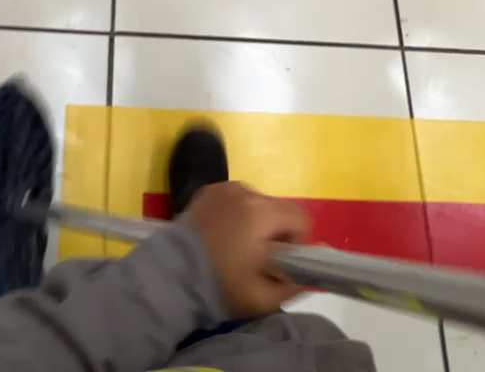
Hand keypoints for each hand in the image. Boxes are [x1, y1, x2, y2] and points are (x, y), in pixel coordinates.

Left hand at [183, 181, 310, 317]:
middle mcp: (245, 191)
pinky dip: (237, 214)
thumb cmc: (221, 286)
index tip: (281, 261)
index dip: (297, 241)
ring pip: (257, 203)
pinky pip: (237, 199)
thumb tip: (312, 270)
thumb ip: (296, 283)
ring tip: (236, 247)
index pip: (300, 217)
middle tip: (257, 258)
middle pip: (278, 209)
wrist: (172, 276)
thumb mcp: (265, 298)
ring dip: (256, 222)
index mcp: (260, 212)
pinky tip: (222, 235)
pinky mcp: (209, 190)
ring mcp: (224, 187)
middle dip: (275, 233)